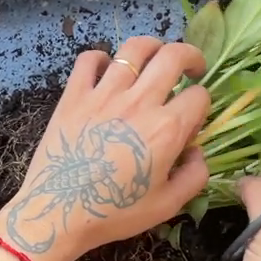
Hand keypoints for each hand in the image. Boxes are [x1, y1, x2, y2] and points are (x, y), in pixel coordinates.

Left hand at [0, 38, 210, 260]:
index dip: (202, 105)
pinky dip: (101, 57)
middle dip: (191, 57)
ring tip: (155, 57)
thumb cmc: (113, 213)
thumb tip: (197, 152)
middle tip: (191, 68)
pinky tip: (107, 70)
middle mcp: (139, 102)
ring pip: (134, 48)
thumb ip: (194, 176)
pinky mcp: (74, 95)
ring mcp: (103, 94)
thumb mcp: (167, 206)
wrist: (58, 213)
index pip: (199, 97)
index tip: (192, 119)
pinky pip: (89, 59)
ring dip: (152, 47)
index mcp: (167, 129)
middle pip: (174, 56)